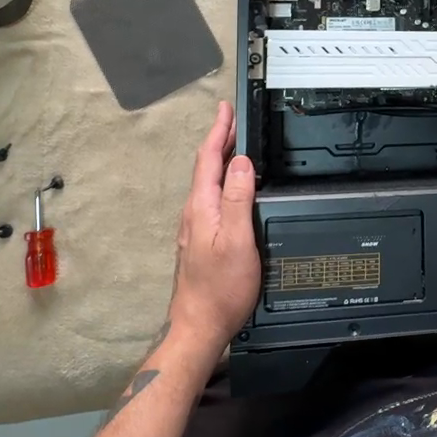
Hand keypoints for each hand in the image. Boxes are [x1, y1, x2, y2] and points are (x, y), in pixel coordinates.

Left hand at [166, 101, 259, 352]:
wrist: (199, 327)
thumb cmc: (220, 288)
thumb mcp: (236, 240)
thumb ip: (238, 198)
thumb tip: (242, 161)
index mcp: (202, 207)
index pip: (209, 158)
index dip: (219, 130)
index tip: (226, 108)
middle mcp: (194, 212)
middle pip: (206, 166)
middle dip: (220, 139)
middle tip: (235, 119)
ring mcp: (196, 226)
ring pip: (208, 181)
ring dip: (221, 159)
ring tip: (236, 144)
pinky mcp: (201, 239)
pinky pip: (212, 197)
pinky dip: (223, 179)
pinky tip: (234, 185)